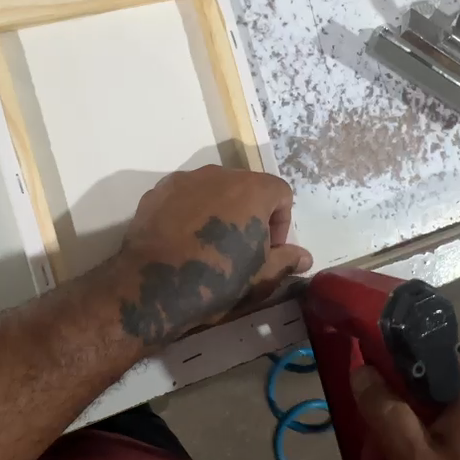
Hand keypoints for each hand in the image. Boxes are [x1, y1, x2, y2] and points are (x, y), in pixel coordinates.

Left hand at [108, 166, 311, 349]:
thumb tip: (305, 257)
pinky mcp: (157, 192)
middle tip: (241, 249)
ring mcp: (184, 180)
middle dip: (250, 214)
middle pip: (245, 187)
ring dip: (218, 211)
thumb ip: (286, 260)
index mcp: (252, 189)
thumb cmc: (218, 279)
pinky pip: (183, 197)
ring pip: (212, 190)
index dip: (281, 223)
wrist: (154, 284)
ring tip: (209, 246)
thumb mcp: (261, 277)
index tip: (269, 250)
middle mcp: (219, 174)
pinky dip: (189, 212)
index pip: (281, 194)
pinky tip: (181, 242)